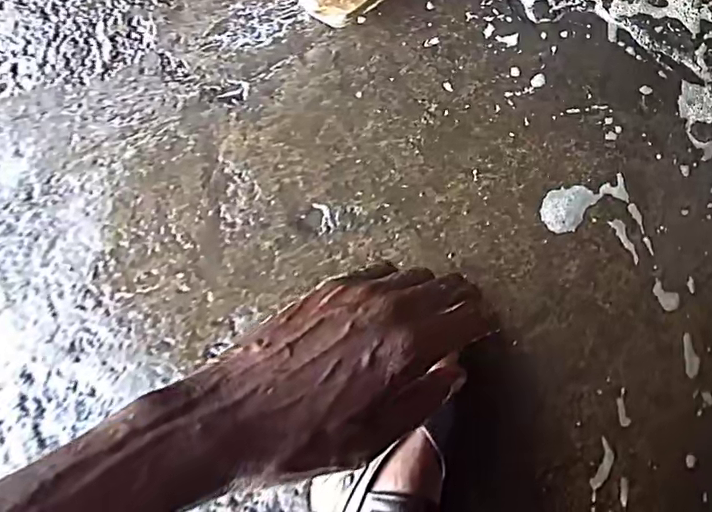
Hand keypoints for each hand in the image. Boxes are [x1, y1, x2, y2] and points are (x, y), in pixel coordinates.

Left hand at [182, 262, 492, 482]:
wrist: (224, 420)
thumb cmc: (294, 438)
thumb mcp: (368, 439)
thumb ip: (423, 401)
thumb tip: (453, 374)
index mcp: (407, 346)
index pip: (470, 315)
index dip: (484, 320)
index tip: (486, 325)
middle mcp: (392, 308)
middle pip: (452, 285)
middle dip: (463, 300)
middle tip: (462, 315)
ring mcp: (362, 291)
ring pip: (420, 274)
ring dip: (430, 291)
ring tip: (424, 311)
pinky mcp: (334, 286)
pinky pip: (383, 271)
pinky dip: (394, 284)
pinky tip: (382, 305)